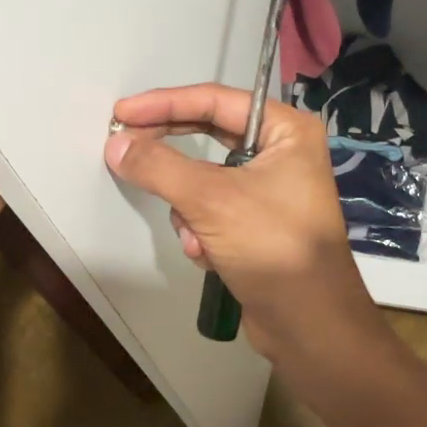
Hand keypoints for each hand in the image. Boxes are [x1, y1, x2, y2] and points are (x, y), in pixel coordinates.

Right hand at [103, 84, 379, 358]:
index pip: (215, 100)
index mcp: (286, 130)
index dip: (164, 103)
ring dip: (190, 211)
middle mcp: (281, 152)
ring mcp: (270, 190)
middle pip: (208, 135)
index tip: (122, 111)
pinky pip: (212, 212)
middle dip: (170, 157)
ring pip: (203, 181)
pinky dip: (202, 232)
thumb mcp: (210, 200)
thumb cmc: (272, 246)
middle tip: (123, 148)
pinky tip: (210, 257)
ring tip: (198, 238)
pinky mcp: (257, 224)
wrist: (310, 325)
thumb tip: (115, 144)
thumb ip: (159, 166)